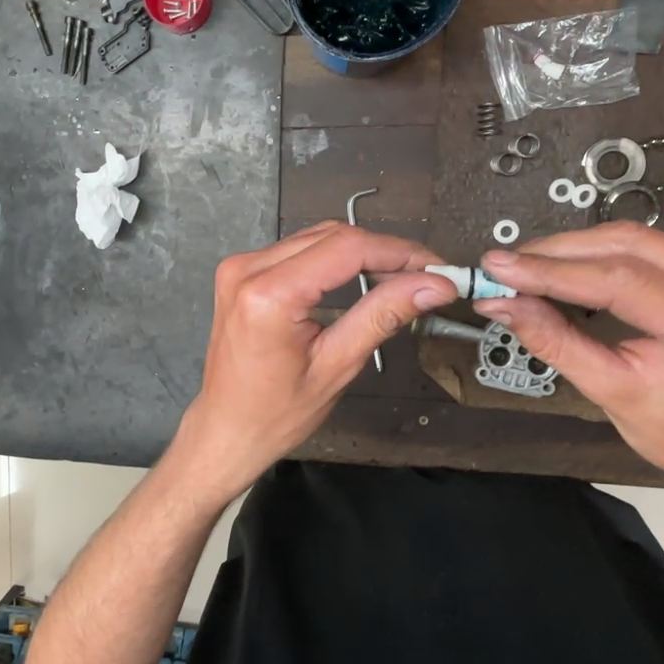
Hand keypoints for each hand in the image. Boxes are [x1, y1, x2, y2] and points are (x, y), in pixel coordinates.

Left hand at [173, 222, 457, 497]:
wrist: (226, 427)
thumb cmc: (275, 412)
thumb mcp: (337, 365)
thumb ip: (383, 316)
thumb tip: (432, 285)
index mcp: (268, 295)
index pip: (347, 248)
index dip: (399, 253)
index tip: (437, 268)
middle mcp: (247, 270)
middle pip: (332, 236)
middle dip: (384, 251)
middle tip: (426, 276)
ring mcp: (240, 268)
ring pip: (316, 237)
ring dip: (360, 252)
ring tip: (400, 278)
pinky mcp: (240, 272)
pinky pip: (297, 250)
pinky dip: (332, 258)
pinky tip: (360, 277)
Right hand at [475, 222, 663, 487]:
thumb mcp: (611, 392)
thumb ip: (555, 341)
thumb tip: (500, 304)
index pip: (624, 280)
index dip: (553, 270)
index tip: (498, 266)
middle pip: (632, 246)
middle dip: (559, 252)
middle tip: (505, 265)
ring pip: (639, 239)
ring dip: (575, 249)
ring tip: (527, 266)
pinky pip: (653, 247)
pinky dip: (601, 254)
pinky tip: (566, 267)